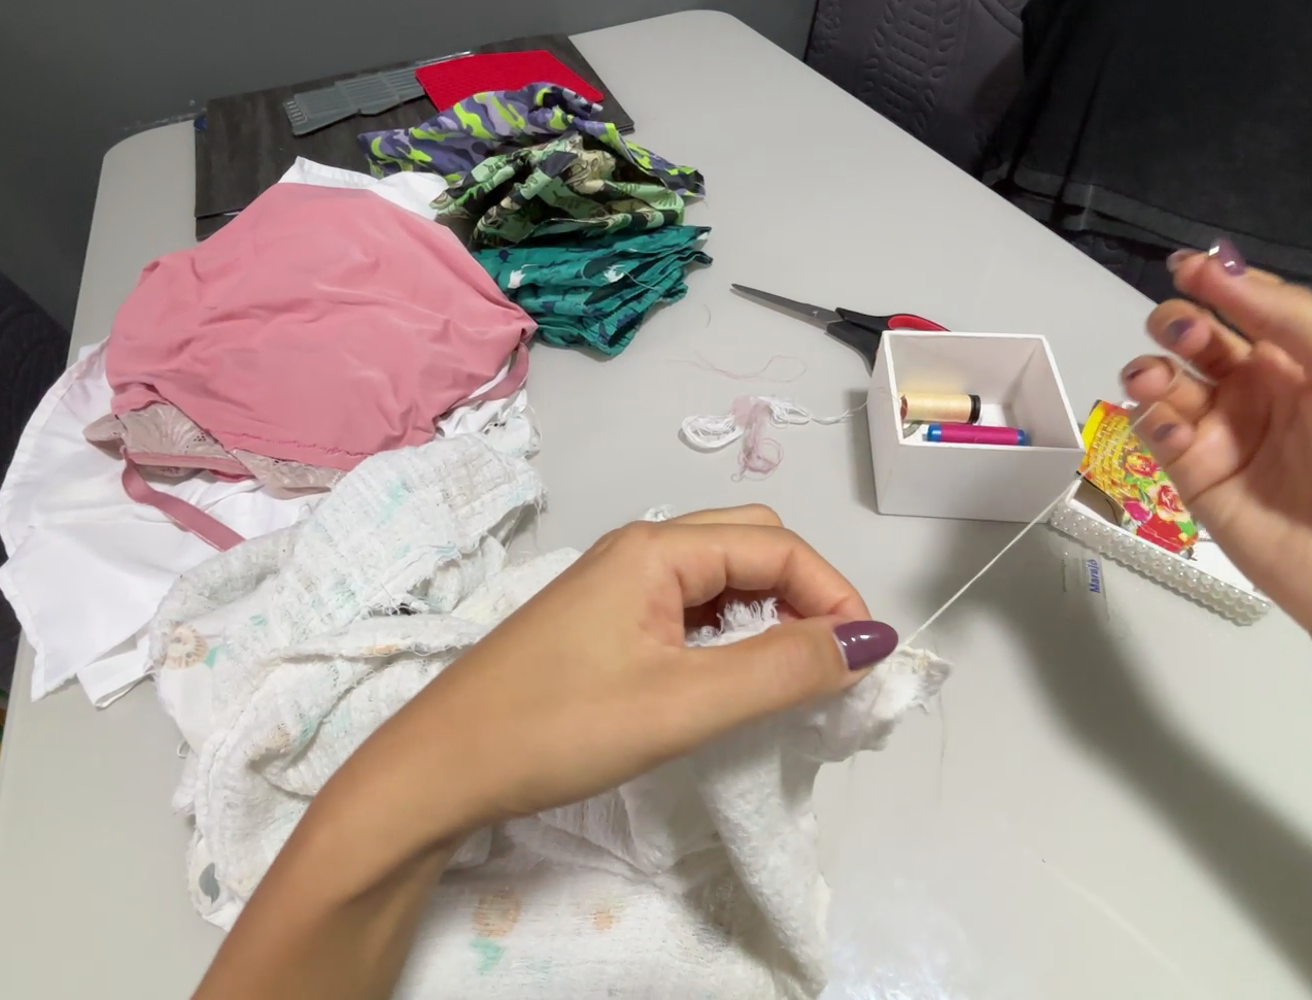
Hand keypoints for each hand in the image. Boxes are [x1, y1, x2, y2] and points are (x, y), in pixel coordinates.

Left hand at [195, 507, 900, 999]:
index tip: (865, 661)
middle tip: (826, 666)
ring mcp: (619, 580)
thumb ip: (781, 669)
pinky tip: (728, 674)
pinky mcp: (606, 615)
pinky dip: (729, 630)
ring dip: (768, 612)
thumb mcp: (682, 703)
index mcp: (658, 548)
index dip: (833, 595)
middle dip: (804, 594)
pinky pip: (689, 603)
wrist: (441, 767)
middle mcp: (640, 548)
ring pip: (721, 575)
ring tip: (788, 676)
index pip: (777, 546)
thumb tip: (870, 641)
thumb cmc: (558, 728)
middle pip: (751, 545)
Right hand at [1119, 243, 1311, 636]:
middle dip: (1176, 326)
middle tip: (1180, 335)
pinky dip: (1153, 422)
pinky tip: (1175, 430)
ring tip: (1157, 381)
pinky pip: (1155, 432)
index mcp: (1308, 361)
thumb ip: (1289, 316)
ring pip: (1164, 384)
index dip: (1214, 283)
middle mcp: (1259, 391)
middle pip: (1196, 341)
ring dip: (1151, 371)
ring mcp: (1222, 433)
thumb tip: (1217, 267)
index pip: (1249, 307)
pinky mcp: (1191, 474)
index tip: (1180, 266)